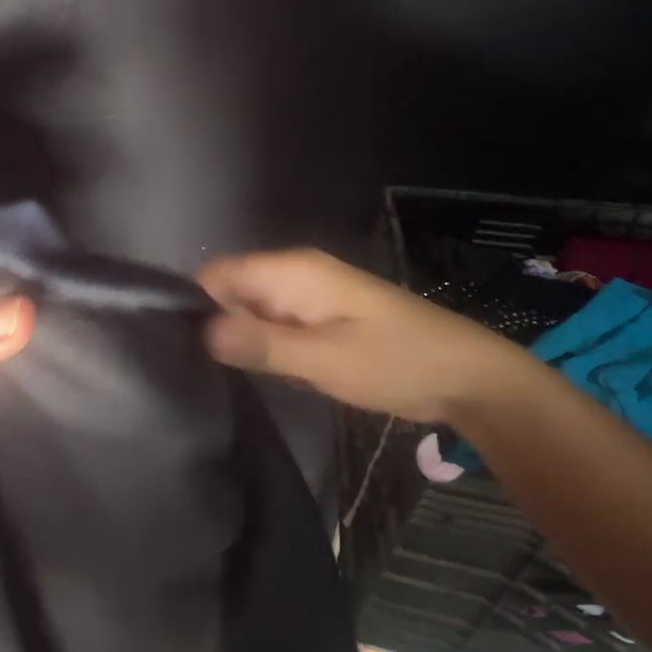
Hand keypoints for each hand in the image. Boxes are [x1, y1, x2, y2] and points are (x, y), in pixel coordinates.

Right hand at [196, 248, 555, 422]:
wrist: (470, 380)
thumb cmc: (398, 362)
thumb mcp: (326, 359)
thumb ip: (262, 343)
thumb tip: (201, 330)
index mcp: (292, 272)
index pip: (217, 274)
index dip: (194, 305)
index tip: (181, 347)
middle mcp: (292, 276)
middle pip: (228, 293)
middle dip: (215, 327)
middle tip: (203, 371)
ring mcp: (305, 299)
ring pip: (247, 313)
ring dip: (240, 343)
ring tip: (226, 377)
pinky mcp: (315, 322)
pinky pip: (271, 329)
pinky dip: (265, 351)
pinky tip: (265, 377)